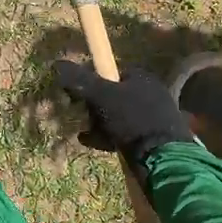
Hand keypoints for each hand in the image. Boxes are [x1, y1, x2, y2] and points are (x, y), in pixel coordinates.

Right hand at [51, 60, 194, 172]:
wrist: (164, 159)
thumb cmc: (132, 120)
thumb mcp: (101, 96)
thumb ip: (80, 80)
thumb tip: (57, 63)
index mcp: (142, 79)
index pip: (110, 72)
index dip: (91, 81)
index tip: (78, 94)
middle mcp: (150, 94)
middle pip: (111, 95)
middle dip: (93, 107)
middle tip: (82, 116)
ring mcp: (153, 117)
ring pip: (116, 115)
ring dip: (98, 124)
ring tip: (86, 134)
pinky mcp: (154, 138)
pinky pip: (125, 132)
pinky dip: (108, 136)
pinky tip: (96, 144)